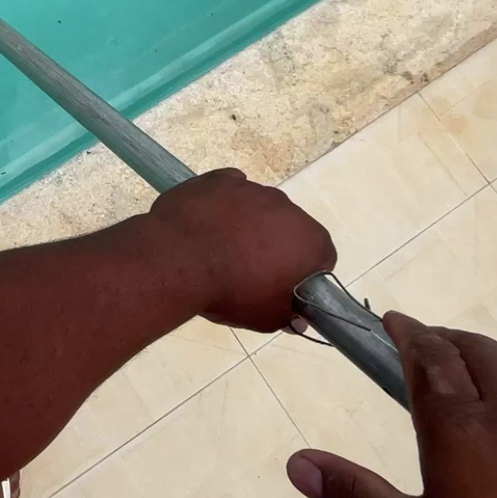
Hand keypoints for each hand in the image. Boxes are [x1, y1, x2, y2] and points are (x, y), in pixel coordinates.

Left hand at [146, 168, 334, 331]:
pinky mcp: (215, 179)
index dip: (303, 272)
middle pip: (287, 227)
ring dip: (246, 221)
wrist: (176, 259)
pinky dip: (222, 201)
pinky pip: (227, 188)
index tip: (282, 284)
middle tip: (249, 266)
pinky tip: (209, 218)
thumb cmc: (230, 290)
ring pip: (256, 206)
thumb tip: (296, 318)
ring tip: (220, 244)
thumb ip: (289, 315)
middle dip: (274, 244)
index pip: (320, 255)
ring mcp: (248, 188)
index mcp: (309, 238)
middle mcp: (284, 205)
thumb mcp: (268, 317)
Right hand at [286, 314, 496, 497]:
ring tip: (477, 397)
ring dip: (494, 377)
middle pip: (480, 352)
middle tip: (426, 348)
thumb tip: (295, 462)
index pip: (427, 353)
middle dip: (449, 340)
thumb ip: (355, 494)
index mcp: (458, 425)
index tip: (391, 321)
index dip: (406, 331)